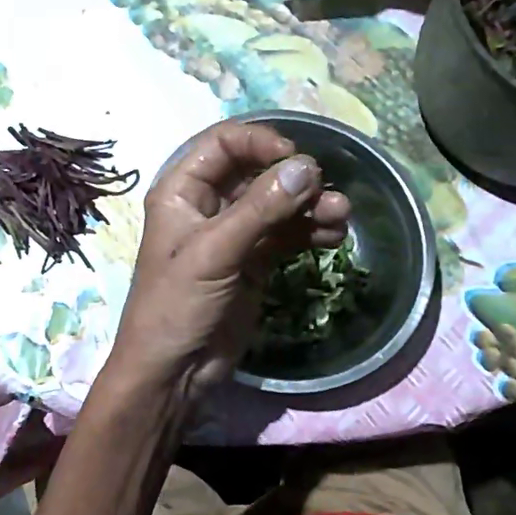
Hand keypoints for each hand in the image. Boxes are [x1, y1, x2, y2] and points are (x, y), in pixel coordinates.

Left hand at [107, 119, 350, 406]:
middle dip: (293, 178)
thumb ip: (260, 209)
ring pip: (277, 204)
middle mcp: (208, 205)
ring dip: (310, 205)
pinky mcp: (254, 261)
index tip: (296, 156)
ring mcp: (233, 233)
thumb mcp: (214, 253)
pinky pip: (286, 234)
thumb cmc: (176, 305)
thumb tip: (308, 167)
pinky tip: (334, 236)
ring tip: (341, 216)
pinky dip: (309, 231)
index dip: (260, 141)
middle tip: (325, 192)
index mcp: (182, 191)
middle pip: (257, 171)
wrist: (174, 373)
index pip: (223, 144)